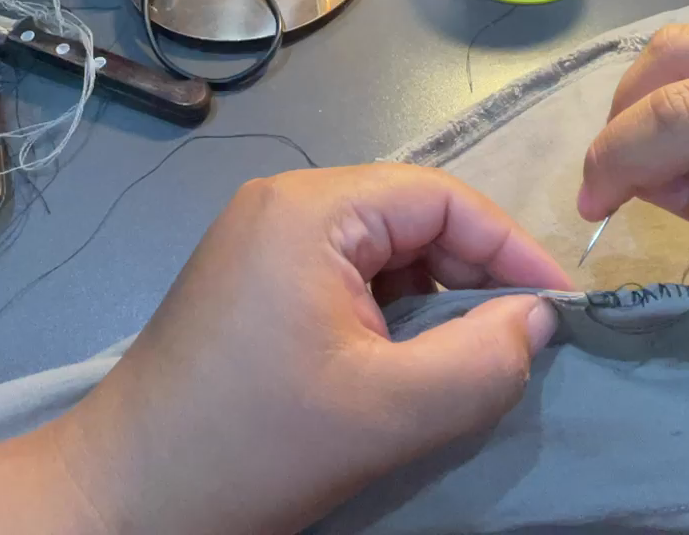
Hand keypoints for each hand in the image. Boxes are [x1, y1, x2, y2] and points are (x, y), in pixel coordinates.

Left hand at [54, 164, 570, 534]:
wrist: (128, 491)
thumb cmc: (252, 442)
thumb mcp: (384, 411)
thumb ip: (479, 361)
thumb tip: (536, 316)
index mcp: (309, 207)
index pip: (436, 196)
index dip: (507, 245)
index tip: (559, 308)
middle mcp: (283, 202)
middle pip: (406, 215)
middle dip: (469, 273)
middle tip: (517, 341)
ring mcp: (262, 235)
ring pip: (378, 247)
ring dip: (430, 296)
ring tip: (464, 356)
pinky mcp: (254, 273)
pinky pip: (343, 271)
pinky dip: (387, 309)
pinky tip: (403, 357)